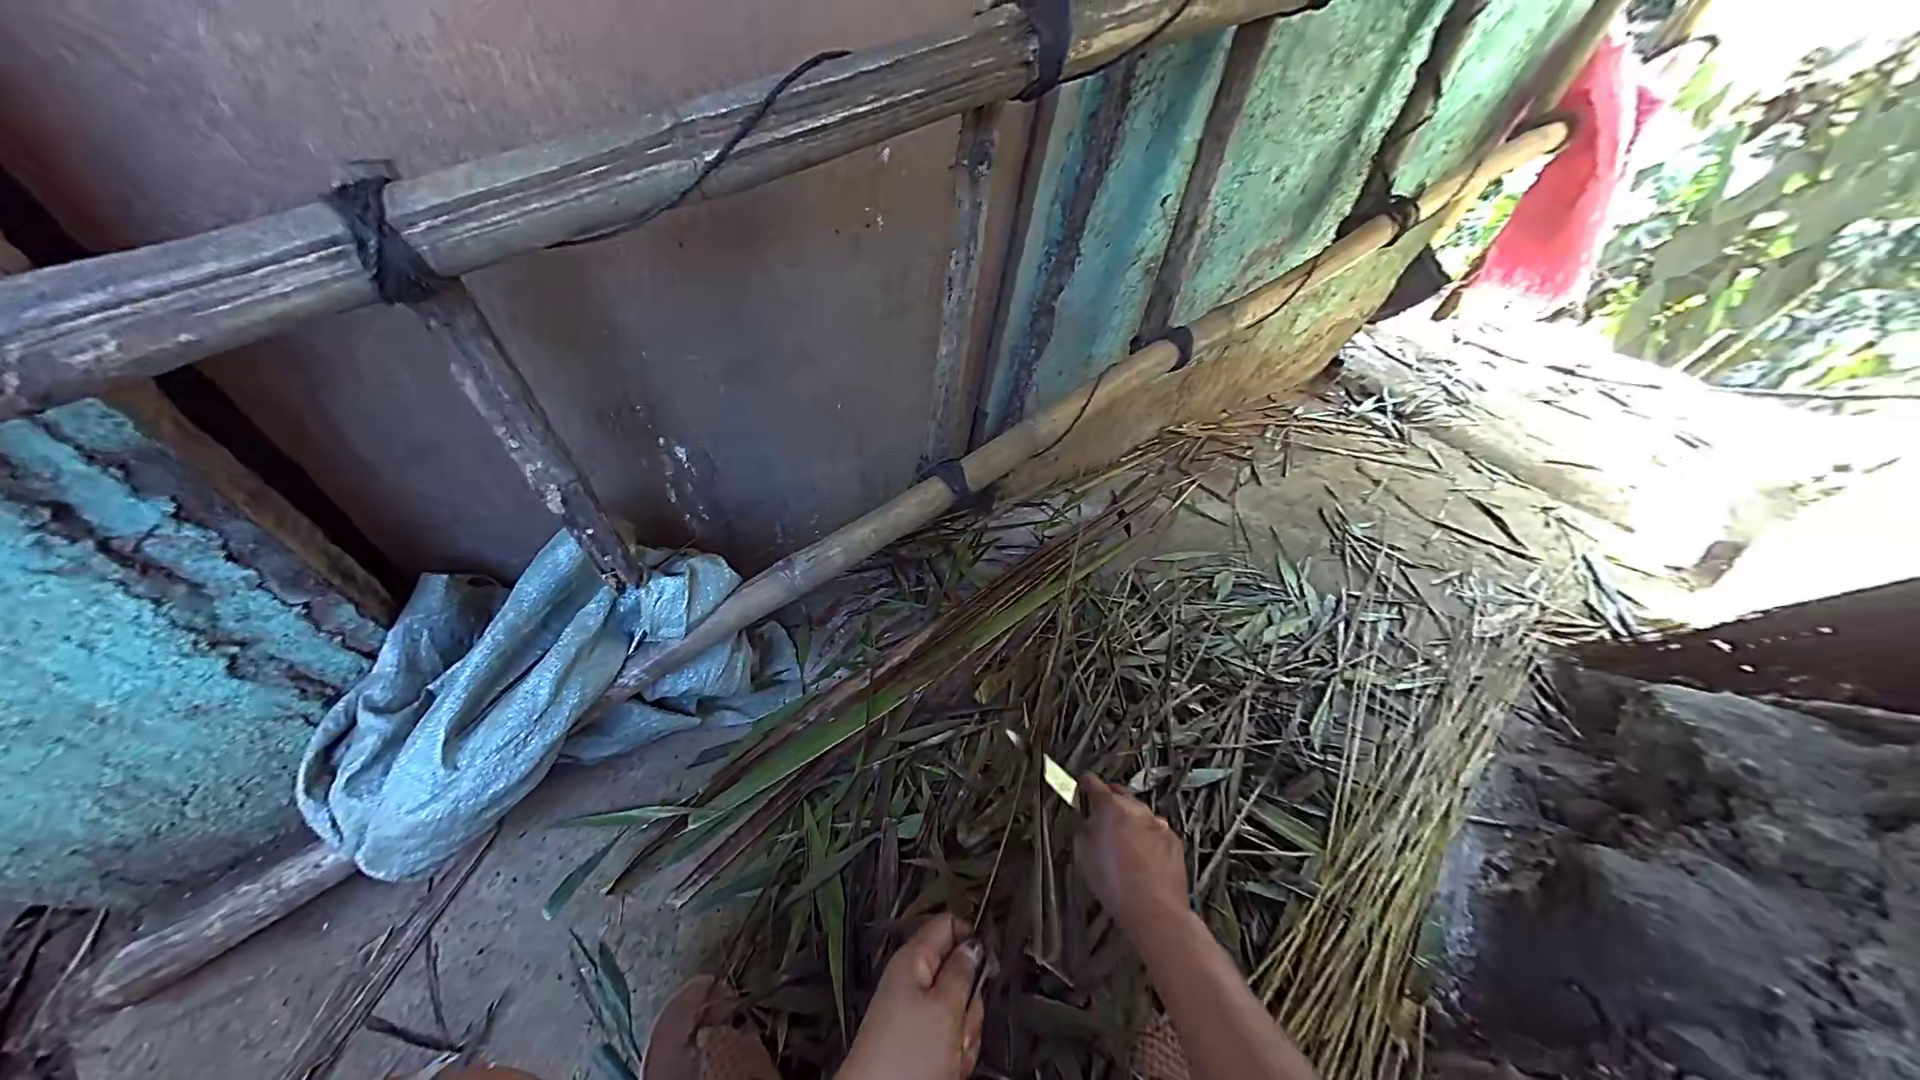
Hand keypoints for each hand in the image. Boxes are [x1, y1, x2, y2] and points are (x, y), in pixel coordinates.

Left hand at [836, 913, 984, 1079]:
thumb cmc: (905, 1059)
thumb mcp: (944, 1009)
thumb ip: (963, 972)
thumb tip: (974, 945)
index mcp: (913, 959)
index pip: (948, 925)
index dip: (971, 938)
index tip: (985, 962)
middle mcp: (913, 980)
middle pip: (959, 973)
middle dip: (968, 999)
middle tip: (958, 1020)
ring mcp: (917, 1013)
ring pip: (959, 1009)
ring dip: (963, 1031)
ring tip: (950, 1049)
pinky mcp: (920, 1041)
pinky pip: (951, 1038)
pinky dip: (955, 1053)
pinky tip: (946, 1065)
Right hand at [1075, 774, 1190, 933]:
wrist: (1155, 911)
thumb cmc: (1115, 885)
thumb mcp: (1084, 855)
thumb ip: (1083, 829)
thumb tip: (1086, 822)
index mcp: (1110, 807)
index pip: (1093, 783)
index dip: (1085, 784)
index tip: (1082, 787)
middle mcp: (1136, 809)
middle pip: (1119, 795)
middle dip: (1108, 802)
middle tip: (1099, 819)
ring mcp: (1158, 823)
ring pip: (1139, 814)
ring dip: (1129, 821)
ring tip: (1122, 845)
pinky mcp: (1173, 840)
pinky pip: (1155, 830)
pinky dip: (1147, 837)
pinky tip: (1142, 857)